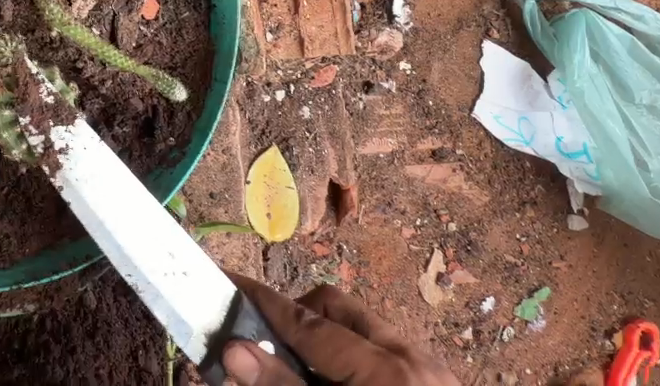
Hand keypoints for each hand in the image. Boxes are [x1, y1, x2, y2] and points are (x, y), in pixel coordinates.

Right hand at [221, 277, 460, 385]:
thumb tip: (234, 349)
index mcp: (386, 372)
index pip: (306, 320)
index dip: (261, 301)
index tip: (226, 283)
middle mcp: (412, 359)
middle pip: (335, 307)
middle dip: (295, 315)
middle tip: (266, 346)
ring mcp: (433, 375)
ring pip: (361, 328)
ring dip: (323, 340)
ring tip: (302, 377)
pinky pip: (384, 356)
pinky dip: (352, 364)